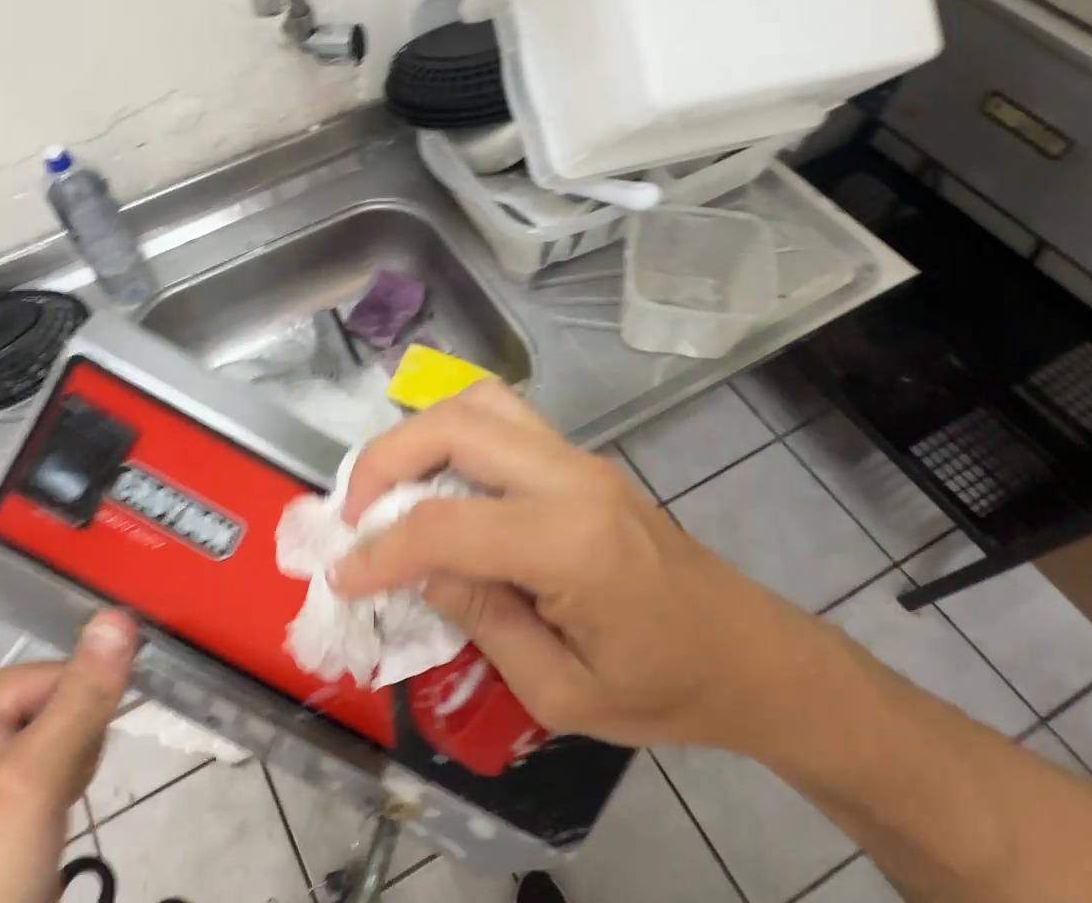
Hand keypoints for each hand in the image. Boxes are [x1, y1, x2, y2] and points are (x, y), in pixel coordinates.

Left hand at [0, 610, 138, 902]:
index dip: (83, 722)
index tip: (63, 773)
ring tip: (44, 817)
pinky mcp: (10, 782)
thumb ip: (81, 700)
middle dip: (79, 751)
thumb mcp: (33, 780)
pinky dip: (69, 788)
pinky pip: (66, 760)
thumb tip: (120, 616)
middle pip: (73, 700)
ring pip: (77, 731)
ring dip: (76, 773)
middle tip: (48, 800)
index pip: (70, 675)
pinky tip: (47, 819)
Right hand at [331, 382, 819, 747]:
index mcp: (569, 543)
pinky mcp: (582, 462)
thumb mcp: (559, 690)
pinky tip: (438, 484)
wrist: (749, 655)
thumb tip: (417, 571)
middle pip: (454, 426)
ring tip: (390, 490)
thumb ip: (481, 621)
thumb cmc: (663, 688)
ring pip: (479, 403)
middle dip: (384, 461)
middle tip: (353, 514)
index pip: (445, 524)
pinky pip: (502, 420)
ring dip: (419, 434)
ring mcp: (581, 460)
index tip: (341, 577)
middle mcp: (572, 479)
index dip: (379, 550)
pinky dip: (452, 436)